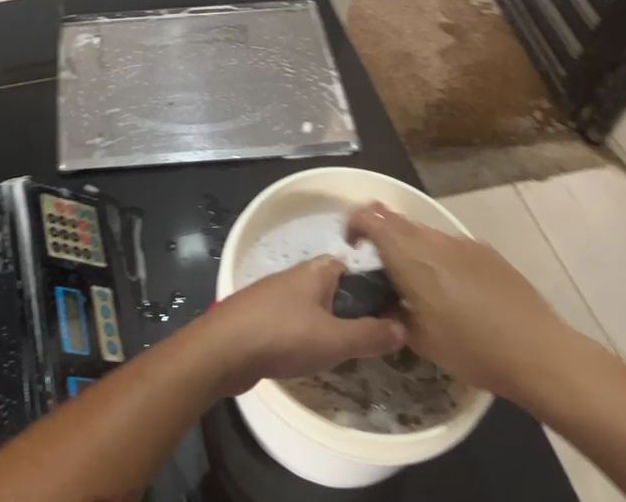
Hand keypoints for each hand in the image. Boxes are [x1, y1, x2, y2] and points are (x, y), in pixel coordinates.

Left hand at [197, 256, 406, 396]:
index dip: (371, 285)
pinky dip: (305, 338)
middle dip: (351, 310)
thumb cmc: (283, 335)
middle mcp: (294, 277)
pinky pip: (292, 324)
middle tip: (373, 338)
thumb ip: (371, 335)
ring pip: (311, 308)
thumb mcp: (336, 339)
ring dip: (327, 326)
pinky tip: (310, 358)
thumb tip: (404, 328)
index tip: (391, 309)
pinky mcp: (258, 319)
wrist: (222, 350)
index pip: (351, 266)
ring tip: (346, 352)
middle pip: (332, 288)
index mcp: (315, 271)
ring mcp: (273, 297)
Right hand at [347, 202, 592, 399]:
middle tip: (379, 267)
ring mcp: (462, 243)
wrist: (539, 353)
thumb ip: (394, 312)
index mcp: (410, 256)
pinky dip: (438, 257)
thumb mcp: (420, 339)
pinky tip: (452, 290)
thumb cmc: (471, 349)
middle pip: (395, 220)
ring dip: (410, 247)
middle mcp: (433, 240)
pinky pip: (450, 245)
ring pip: (423, 232)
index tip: (352, 247)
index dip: (354, 224)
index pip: (370, 217)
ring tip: (416, 283)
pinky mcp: (487, 252)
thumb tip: (384, 302)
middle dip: (380, 235)